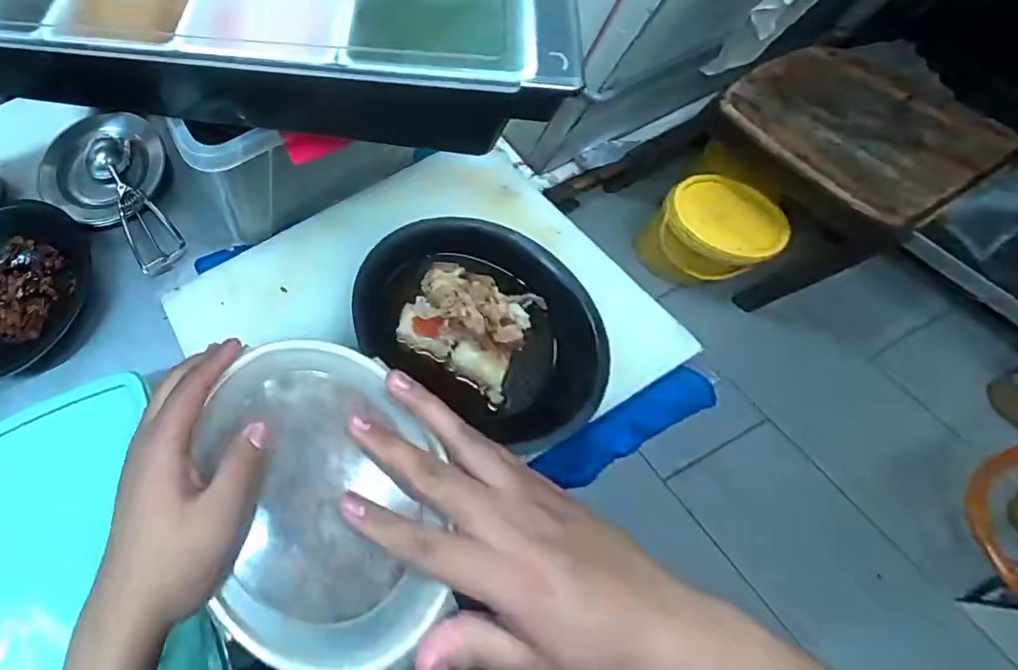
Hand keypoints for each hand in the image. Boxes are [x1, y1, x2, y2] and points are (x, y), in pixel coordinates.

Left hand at [67, 340, 267, 669]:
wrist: (127, 600)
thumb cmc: (176, 558)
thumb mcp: (218, 518)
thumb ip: (240, 468)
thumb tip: (260, 422)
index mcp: (161, 443)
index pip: (188, 389)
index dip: (213, 364)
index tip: (238, 345)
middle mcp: (144, 440)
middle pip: (168, 387)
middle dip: (197, 364)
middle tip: (227, 351)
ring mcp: (136, 457)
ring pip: (158, 401)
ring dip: (184, 380)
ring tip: (211, 372)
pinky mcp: (136, 474)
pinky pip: (157, 418)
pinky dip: (177, 400)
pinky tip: (191, 417)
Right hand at [341, 369, 822, 669]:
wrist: (674, 628)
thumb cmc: (600, 654)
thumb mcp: (541, 665)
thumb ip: (478, 646)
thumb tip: (416, 656)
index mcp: (508, 578)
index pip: (431, 549)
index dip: (385, 527)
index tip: (343, 500)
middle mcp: (511, 525)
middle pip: (440, 479)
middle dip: (392, 447)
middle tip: (353, 416)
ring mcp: (529, 497)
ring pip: (467, 444)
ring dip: (425, 409)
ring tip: (391, 377)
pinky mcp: (546, 485)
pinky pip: (495, 449)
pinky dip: (460, 426)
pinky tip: (439, 409)